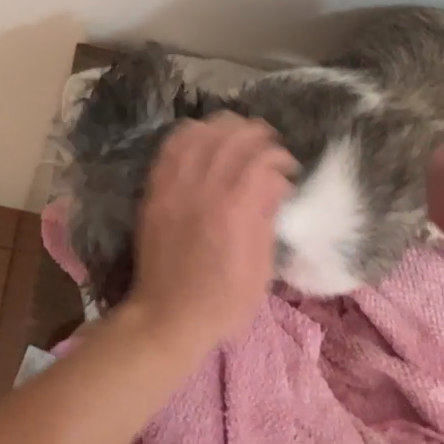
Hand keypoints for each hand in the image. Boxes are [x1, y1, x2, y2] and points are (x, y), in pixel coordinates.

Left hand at [123, 112, 296, 355]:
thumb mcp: (261, 268)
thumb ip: (267, 217)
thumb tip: (277, 182)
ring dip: (222, 127)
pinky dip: (189, 134)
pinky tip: (202, 135)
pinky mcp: (155, 190)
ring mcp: (174, 187)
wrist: (168, 316)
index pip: (261, 162)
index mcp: (235, 211)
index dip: (280, 158)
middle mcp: (203, 189)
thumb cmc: (224, 301)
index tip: (289, 167)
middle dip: (256, 133)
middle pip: (231, 139)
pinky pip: (170, 148)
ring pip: (199, 135)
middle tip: (269, 141)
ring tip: (239, 131)